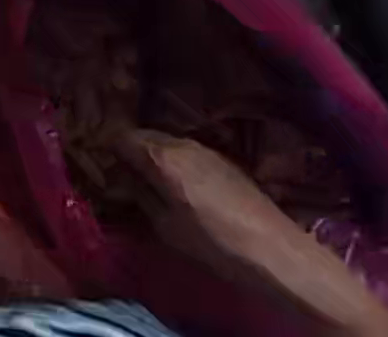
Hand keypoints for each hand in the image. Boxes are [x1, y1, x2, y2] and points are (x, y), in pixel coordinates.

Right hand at [117, 131, 387, 336]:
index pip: (120, 137)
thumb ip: (139, 194)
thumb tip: (123, 177)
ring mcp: (203, 148)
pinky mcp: (222, 159)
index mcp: (160, 155)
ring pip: (164, 142)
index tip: (108, 170)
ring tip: (155, 183)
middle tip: (128, 177)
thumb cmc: (216, 242)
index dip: (110, 152)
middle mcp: (179, 142)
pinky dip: (175, 162)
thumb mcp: (166, 227)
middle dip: (131, 151)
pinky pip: (185, 151)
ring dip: (155, 156)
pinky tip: (184, 188)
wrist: (279, 253)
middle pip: (142, 135)